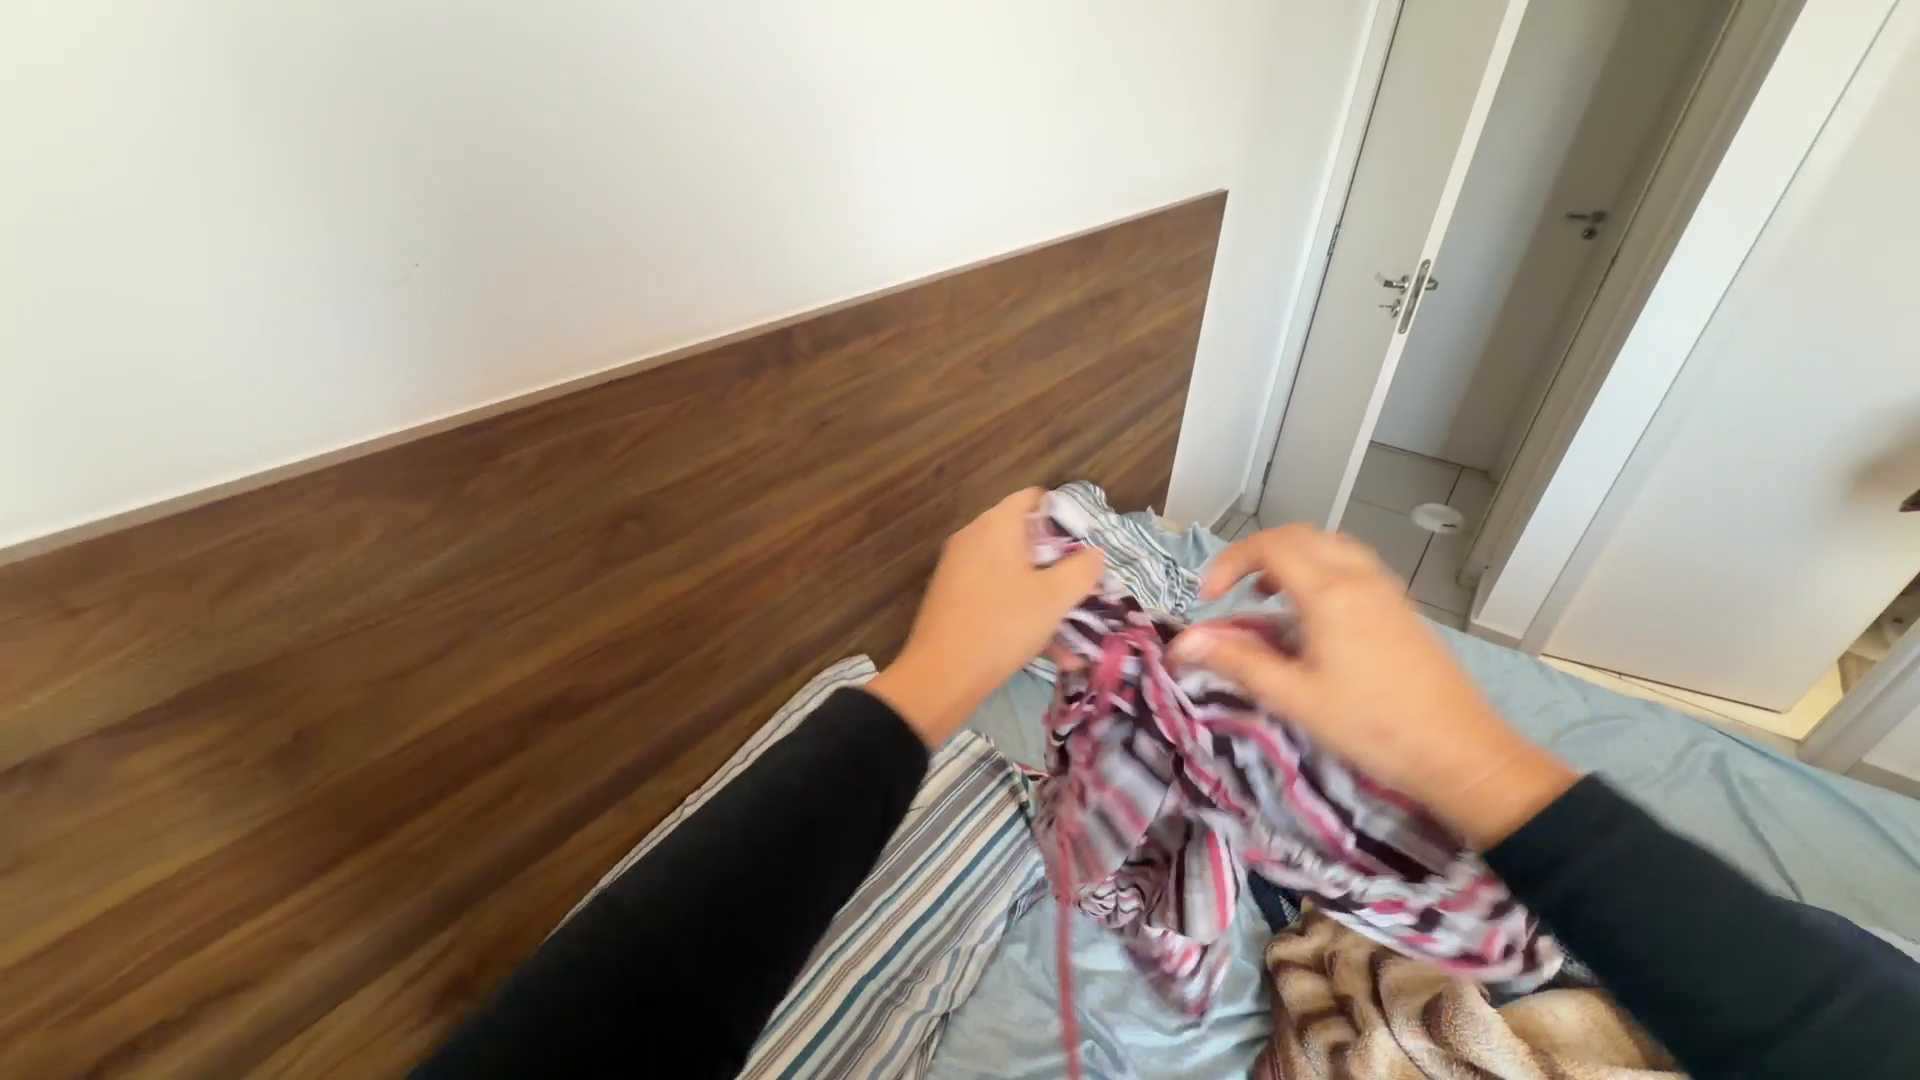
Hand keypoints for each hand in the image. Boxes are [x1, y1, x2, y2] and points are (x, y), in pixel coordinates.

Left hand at [868, 489, 1104, 746]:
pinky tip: (1054, 652)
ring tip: (1078, 629)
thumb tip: (1094, 553)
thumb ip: (1082, 569)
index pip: (1035, 498)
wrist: (940, 676)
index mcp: (997, 525)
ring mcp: (960, 569)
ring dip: (1047, 598)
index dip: (1066, 515)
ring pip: (1015, 574)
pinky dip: (1024, 615)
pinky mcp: (954, 599)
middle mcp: (974, 538)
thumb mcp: (1054, 598)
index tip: (1088, 545)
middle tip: (1087, 586)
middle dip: (1060, 563)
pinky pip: (998, 597)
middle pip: (1026, 537)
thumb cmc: (1002, 626)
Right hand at [1169, 525, 1574, 846]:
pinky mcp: (1400, 609)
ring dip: (1289, 559)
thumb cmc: (1372, 726)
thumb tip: (1183, 642)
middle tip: (1231, 591)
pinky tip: (1310, 616)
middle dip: (1255, 554)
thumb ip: (1237, 662)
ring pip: (1329, 546)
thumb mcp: (1294, 698)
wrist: (1461, 753)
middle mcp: (1359, 578)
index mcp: (1330, 593)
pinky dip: (1317, 571)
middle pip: (1299, 536)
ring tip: (1265, 596)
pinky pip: (1351, 566)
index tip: (1208, 598)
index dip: (1229, 562)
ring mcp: (1386, 591)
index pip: (1270, 545)